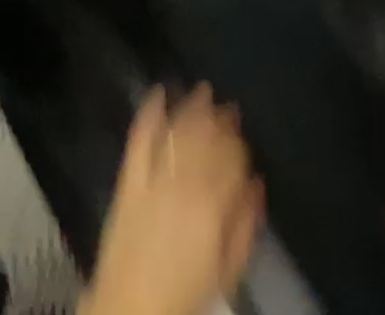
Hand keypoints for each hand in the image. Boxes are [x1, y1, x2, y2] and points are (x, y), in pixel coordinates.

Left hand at [83, 85, 265, 314]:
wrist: (131, 305)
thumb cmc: (186, 291)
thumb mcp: (228, 268)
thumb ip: (245, 224)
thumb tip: (256, 184)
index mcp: (214, 208)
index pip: (231, 160)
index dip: (238, 141)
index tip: (242, 128)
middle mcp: (184, 186)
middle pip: (206, 140)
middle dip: (218, 119)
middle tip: (226, 104)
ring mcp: (153, 180)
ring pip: (177, 134)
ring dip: (190, 110)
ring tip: (201, 91)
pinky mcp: (128, 180)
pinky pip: (139, 139)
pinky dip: (148, 113)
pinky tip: (157, 93)